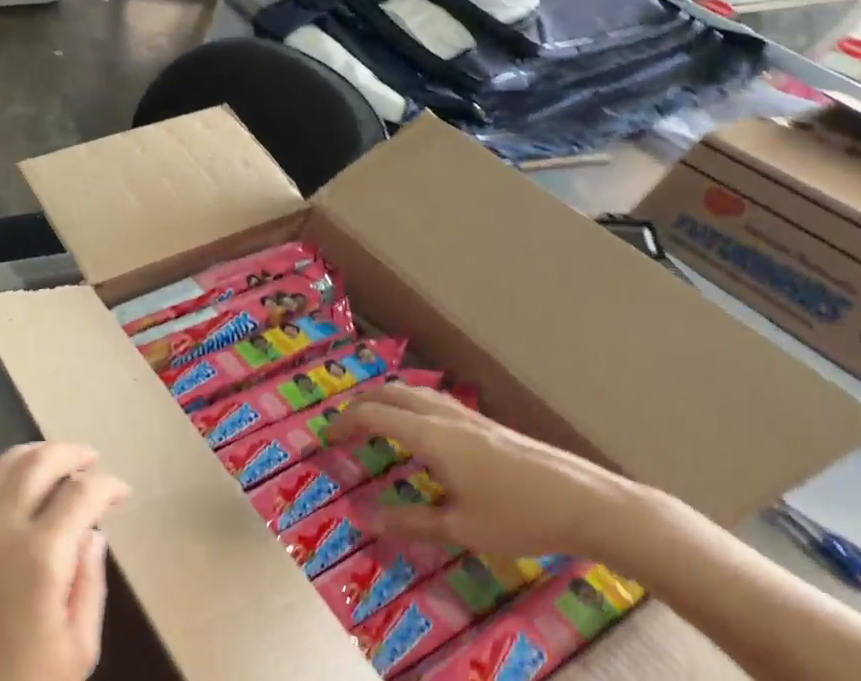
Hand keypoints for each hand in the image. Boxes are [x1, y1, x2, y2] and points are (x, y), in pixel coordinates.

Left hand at [0, 428, 130, 680]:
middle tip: (92, 461)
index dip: (108, 485)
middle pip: (39, 465)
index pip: (82, 496)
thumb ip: (88, 587)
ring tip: (53, 457)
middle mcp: (2, 527)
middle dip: (71, 454)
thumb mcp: (76, 652)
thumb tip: (93, 535)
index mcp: (42, 556)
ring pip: (0, 466)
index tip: (123, 491)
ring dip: (29, 452)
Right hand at [327, 383, 645, 558]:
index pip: (372, 415)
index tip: (327, 437)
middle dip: (361, 403)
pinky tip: (428, 431)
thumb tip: (363, 519)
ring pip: (417, 393)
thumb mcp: (462, 529)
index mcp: (430, 436)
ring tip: (379, 419)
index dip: (344, 422)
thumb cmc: (522, 518)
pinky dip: (414, 406)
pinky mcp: (494, 427)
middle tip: (345, 423)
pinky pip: (439, 403)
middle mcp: (446, 417)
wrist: (596, 507)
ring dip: (389, 400)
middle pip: (391, 393)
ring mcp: (473, 418)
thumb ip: (411, 522)